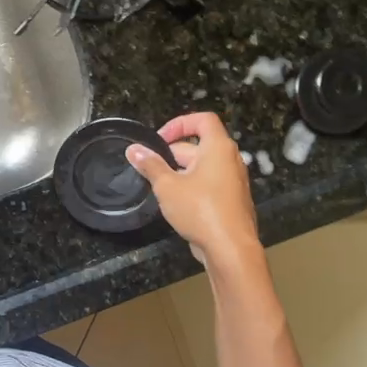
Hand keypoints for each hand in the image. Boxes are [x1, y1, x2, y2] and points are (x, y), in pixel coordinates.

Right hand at [125, 112, 259, 264]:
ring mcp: (232, 180)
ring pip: (201, 166)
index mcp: (218, 148)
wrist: (230, 247)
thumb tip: (134, 149)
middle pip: (198, 145)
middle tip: (149, 169)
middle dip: (171, 154)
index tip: (158, 140)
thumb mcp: (167, 186)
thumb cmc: (200, 209)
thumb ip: (150, 165)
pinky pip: (208, 183)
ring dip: (178, 172)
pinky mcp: (230, 199)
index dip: (179, 123)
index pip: (203, 120)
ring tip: (158, 187)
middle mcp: (229, 159)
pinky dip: (190, 186)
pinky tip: (174, 203)